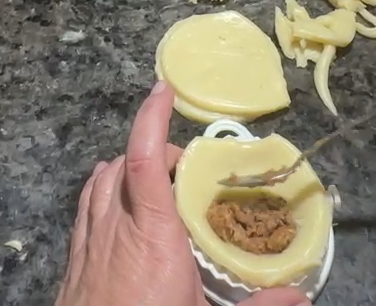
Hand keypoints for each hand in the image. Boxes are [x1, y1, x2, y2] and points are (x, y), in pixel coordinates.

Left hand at [56, 81, 311, 305]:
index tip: (164, 89)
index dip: (151, 117)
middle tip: (186, 173)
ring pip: (101, 180)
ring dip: (126, 169)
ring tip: (155, 183)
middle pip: (124, 163)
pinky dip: (103, 192)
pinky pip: (86, 206)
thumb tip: (301, 295)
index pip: (144, 157)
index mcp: (151, 235)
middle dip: (154, 153)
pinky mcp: (74, 260)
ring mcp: (89, 242)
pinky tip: (115, 206)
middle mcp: (114, 227)